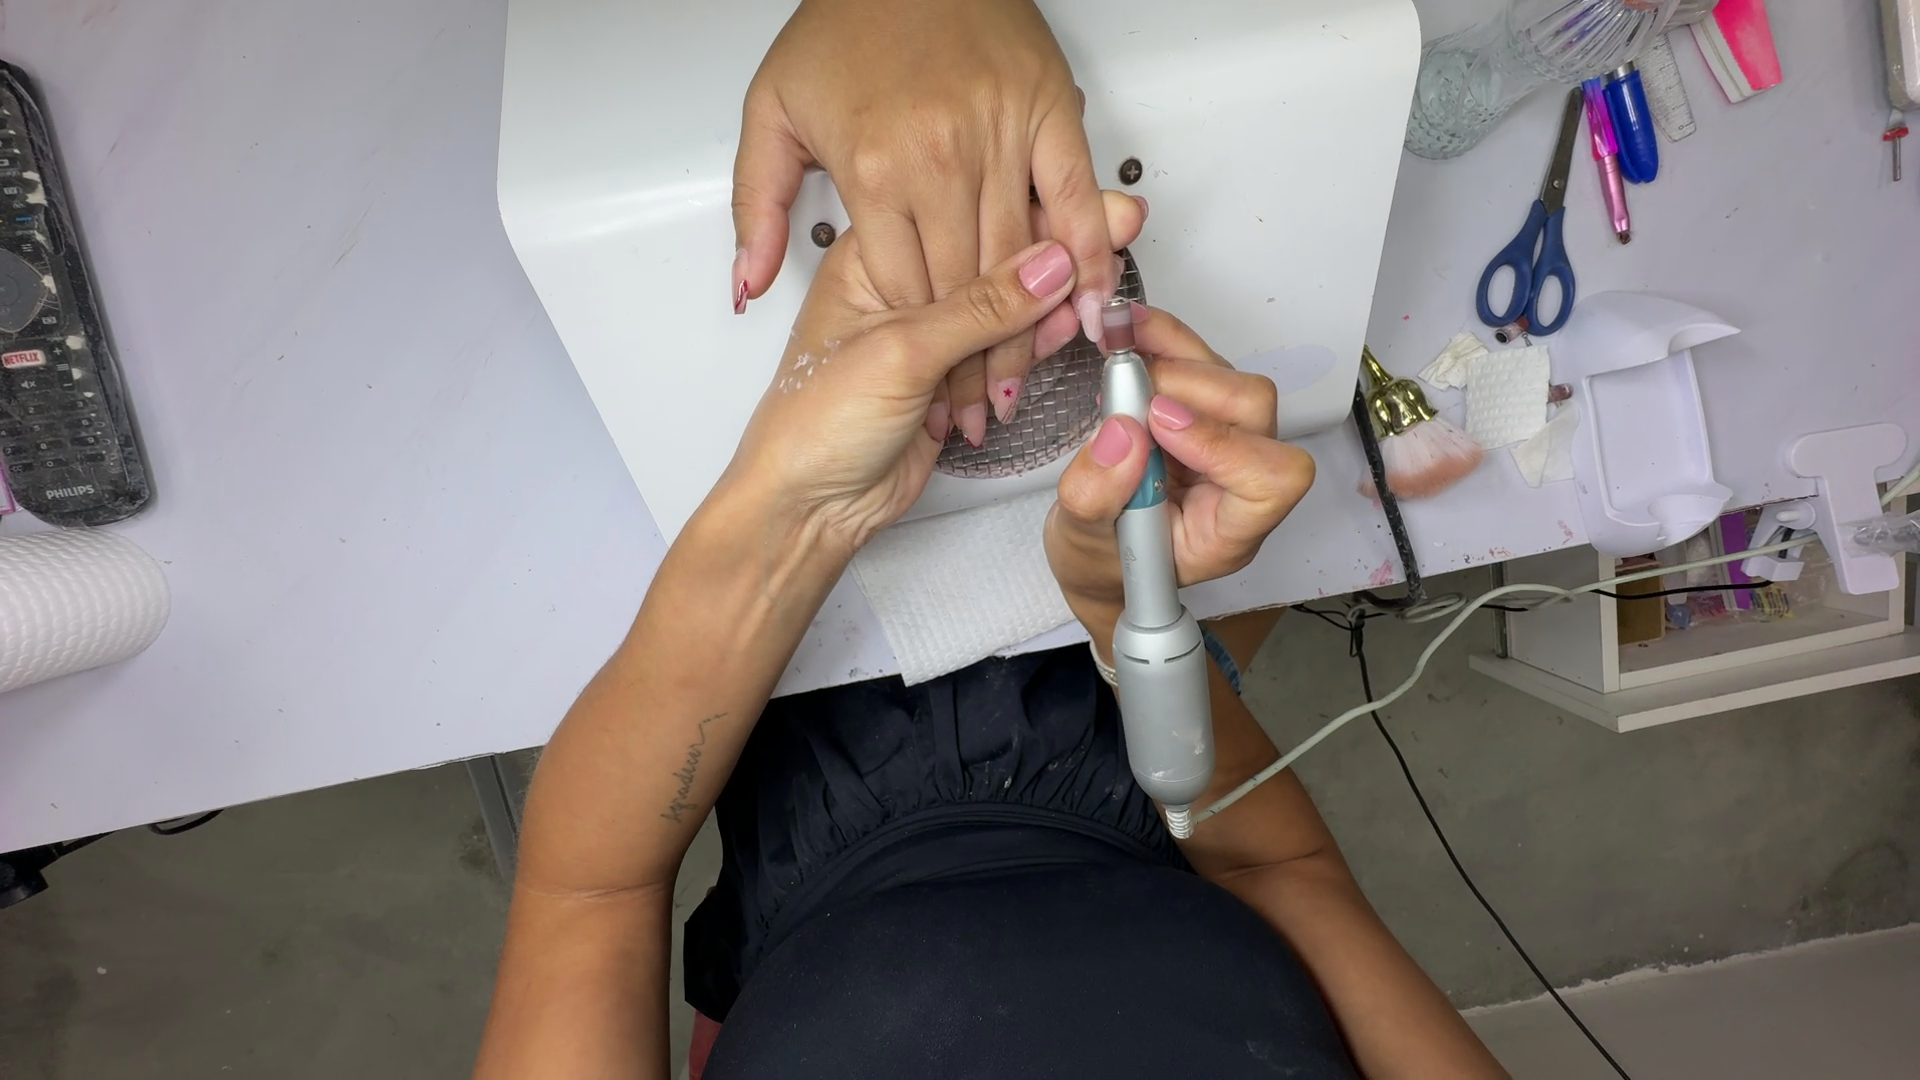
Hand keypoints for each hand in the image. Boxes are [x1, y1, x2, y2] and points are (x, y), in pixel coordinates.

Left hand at [725, 191, 1146, 553]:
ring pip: (1007, 304)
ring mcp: (931, 334)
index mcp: (875, 255)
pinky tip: (1070, 326)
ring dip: (1054, 300)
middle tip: (1118, 231)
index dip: (1031, 210)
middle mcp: (906, 288)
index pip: (964, 213)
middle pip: (995, 255)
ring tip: (1104, 284)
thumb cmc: (815, 424)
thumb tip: (1047, 264)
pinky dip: (1038, 342)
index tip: (1091, 208)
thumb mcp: (900, 352)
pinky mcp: (951, 375)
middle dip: (1057, 251)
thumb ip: (980, 308)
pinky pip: (1004, 348)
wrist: (812, 502)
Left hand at [732, 0, 1112, 449]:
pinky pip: (1072, 201)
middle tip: (985, 408)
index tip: (938, 397)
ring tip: (1027, 382)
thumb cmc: (842, 26)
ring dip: (1030, 333)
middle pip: (967, 293)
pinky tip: (1091, 303)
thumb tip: (749, 284)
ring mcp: (996, 135)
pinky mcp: (1043, 112)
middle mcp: (938, 158)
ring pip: (1019, 262)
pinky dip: (1089, 256)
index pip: (912, 295)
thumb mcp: (772, 116)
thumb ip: (759, 209)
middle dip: (980, 364)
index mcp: (875, 172)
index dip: (930, 357)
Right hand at [1044, 307, 1316, 648]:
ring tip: (1119, 340)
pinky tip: (1129, 332)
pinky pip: (1199, 364)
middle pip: (1254, 414)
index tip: (1156, 424)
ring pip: (1229, 379)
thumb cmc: (1099, 563)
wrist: (1095, 554)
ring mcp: (1222, 443)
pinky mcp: (1197, 413)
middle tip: (1123, 386)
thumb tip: (1121, 432)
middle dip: (1191, 387)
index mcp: (1226, 530)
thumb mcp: (1080, 545)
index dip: (1223, 443)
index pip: (1269, 480)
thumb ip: (1095, 498)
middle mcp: (1237, 482)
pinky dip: (1164, 342)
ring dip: (1177, 352)